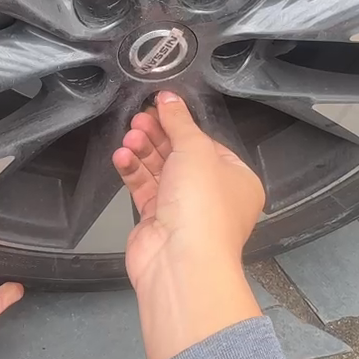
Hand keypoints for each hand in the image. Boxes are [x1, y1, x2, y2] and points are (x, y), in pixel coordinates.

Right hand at [111, 91, 265, 358]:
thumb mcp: (196, 149)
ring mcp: (184, 209)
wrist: (181, 262)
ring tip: (129, 136)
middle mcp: (212, 194)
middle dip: (158, 135)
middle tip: (138, 118)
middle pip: (181, 154)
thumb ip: (179, 120)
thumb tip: (168, 96)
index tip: (159, 106)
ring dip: (143, 151)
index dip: (182, 124)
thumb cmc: (202, 204)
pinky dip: (133, 171)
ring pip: (160, 170)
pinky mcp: (157, 221)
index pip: (207, 142)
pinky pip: (144, 188)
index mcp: (236, 179)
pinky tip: (122, 156)